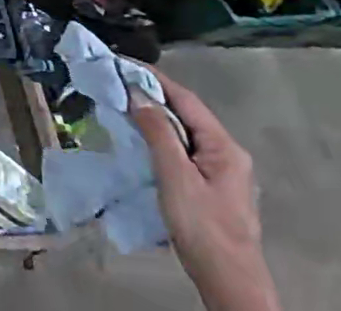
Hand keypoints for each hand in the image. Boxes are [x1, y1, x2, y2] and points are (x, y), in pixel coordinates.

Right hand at [132, 71, 280, 310]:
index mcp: (224, 148)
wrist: (227, 279)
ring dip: (152, 113)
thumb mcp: (175, 176)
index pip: (186, 100)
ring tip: (119, 100)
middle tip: (113, 79)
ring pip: (182, 130)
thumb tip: (138, 93)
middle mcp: (227, 153)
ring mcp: (220, 169)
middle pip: (185, 112)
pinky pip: (180, 146)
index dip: (153, 78)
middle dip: (150, 92)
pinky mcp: (208, 183)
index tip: (120, 62)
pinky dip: (157, 132)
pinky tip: (137, 133)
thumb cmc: (202, 225)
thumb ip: (158, 133)